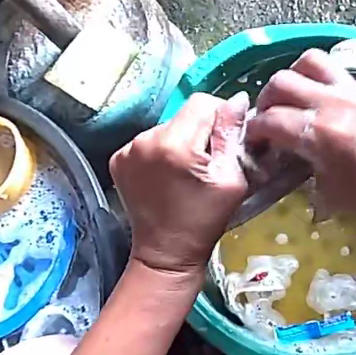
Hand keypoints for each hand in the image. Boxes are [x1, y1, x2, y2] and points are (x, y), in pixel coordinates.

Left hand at [110, 92, 251, 290]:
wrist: (165, 254)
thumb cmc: (204, 221)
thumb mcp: (232, 180)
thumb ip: (232, 136)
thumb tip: (236, 100)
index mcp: (176, 144)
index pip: (203, 102)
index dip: (220, 117)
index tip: (224, 143)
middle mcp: (146, 140)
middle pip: (184, 114)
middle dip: (200, 131)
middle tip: (206, 163)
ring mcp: (128, 149)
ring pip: (167, 126)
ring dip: (180, 141)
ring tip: (185, 172)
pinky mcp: (119, 159)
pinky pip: (149, 140)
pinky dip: (161, 152)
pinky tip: (167, 175)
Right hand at [244, 49, 355, 238]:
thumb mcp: (333, 193)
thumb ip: (304, 168)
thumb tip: (286, 160)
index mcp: (321, 133)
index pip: (269, 121)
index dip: (253, 133)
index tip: (252, 146)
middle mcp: (333, 104)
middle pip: (281, 83)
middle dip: (265, 103)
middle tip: (266, 125)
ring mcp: (351, 93)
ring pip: (306, 63)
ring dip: (290, 79)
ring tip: (288, 103)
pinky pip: (331, 69)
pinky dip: (314, 76)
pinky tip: (315, 100)